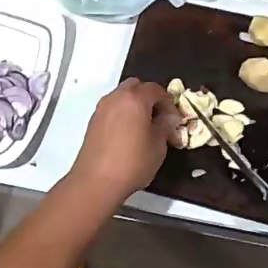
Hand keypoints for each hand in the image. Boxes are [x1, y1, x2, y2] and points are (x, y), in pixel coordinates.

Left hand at [66, 78, 178, 203]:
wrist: (96, 181)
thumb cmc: (132, 162)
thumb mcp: (158, 145)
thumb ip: (165, 126)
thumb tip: (168, 118)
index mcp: (134, 99)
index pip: (156, 89)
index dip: (169, 103)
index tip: (174, 120)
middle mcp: (115, 98)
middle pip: (136, 86)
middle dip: (150, 98)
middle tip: (159, 117)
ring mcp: (101, 109)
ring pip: (121, 96)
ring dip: (134, 105)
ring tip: (144, 126)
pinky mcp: (93, 122)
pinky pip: (112, 109)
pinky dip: (122, 114)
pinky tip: (129, 134)